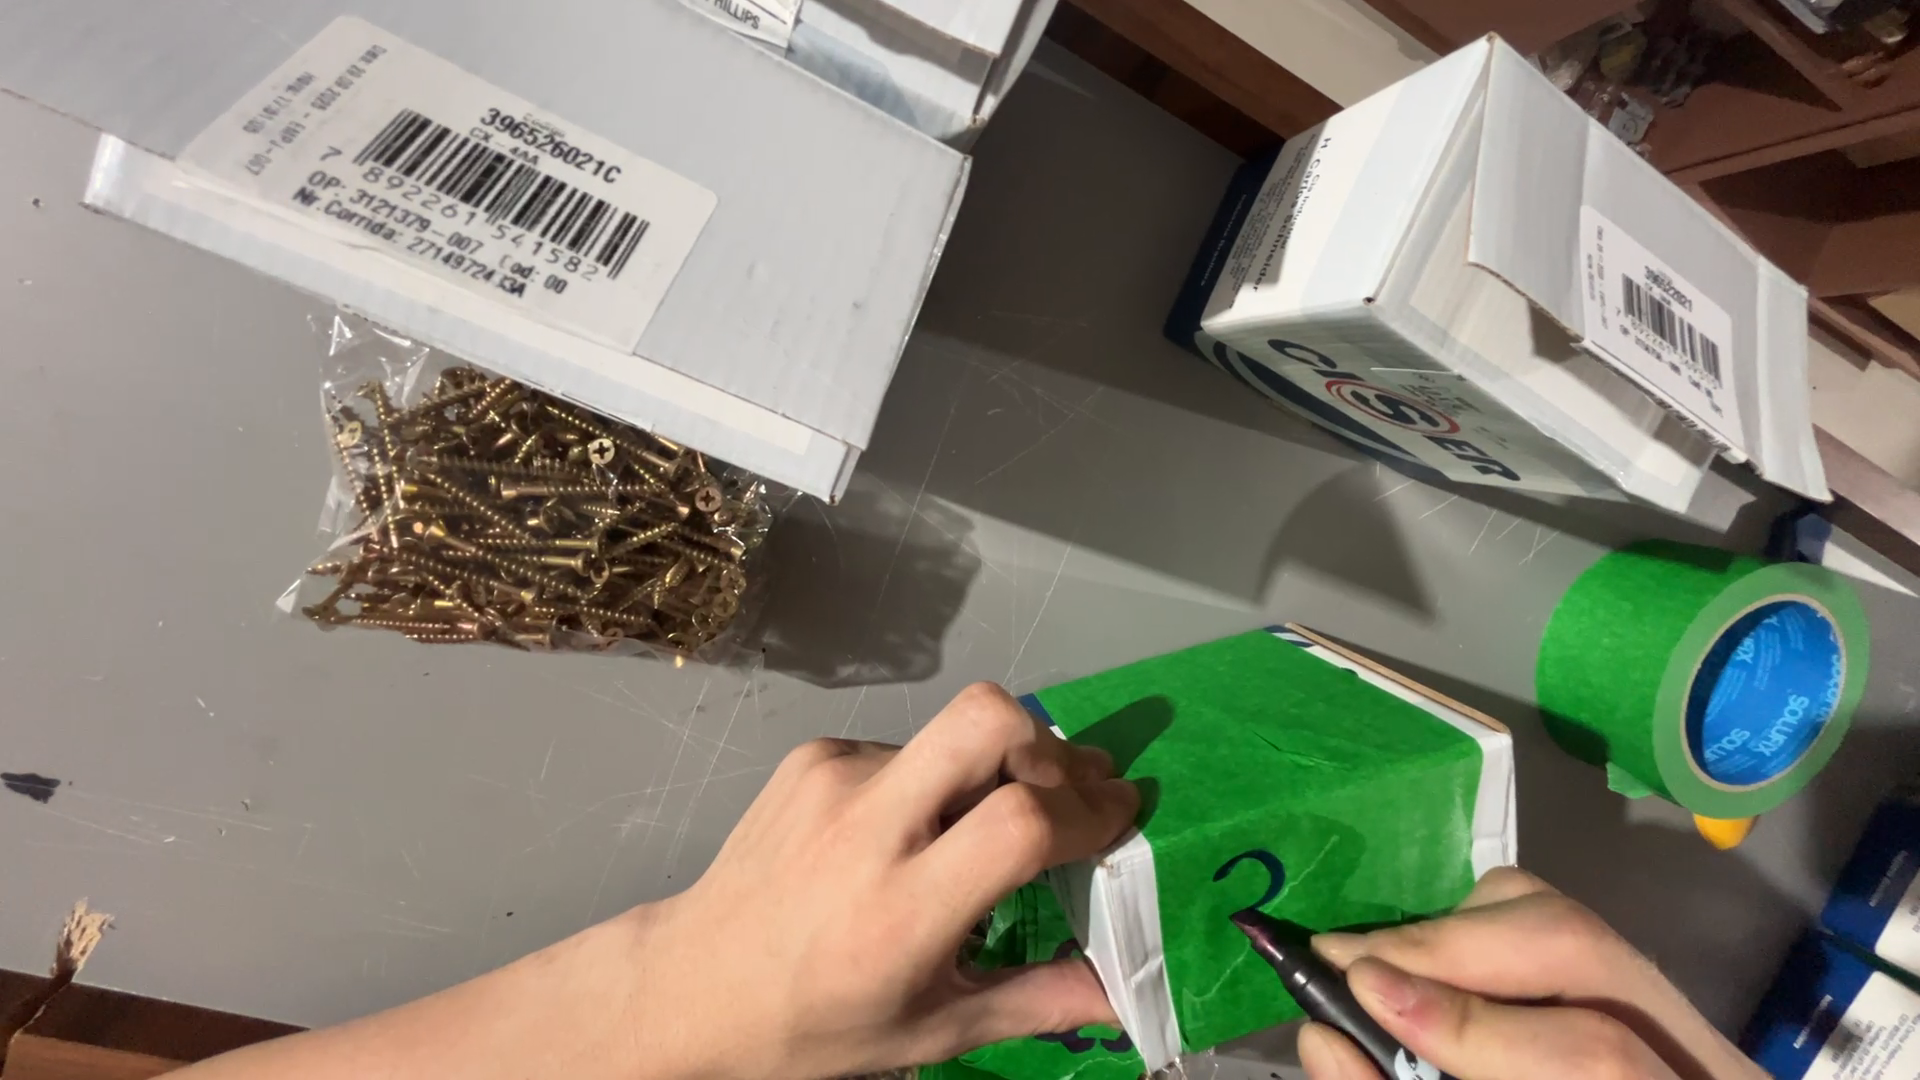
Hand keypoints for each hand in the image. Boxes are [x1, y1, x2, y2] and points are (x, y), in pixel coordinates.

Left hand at [646, 682, 1140, 1078]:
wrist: (692, 981)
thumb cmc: (816, 1025)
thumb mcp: (932, 1030)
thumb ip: (1037, 1001)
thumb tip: (1124, 989)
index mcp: (901, 908)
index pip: (1017, 822)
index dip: (1084, 811)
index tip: (1116, 816)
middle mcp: (867, 822)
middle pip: (983, 717)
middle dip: (1047, 741)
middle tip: (1066, 785)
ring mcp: (833, 773)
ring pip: (948, 730)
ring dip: (991, 766)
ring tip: (983, 817)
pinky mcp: (814, 752)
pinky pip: (905, 746)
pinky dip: (933, 777)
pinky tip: (911, 823)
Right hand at [1297, 869, 1764, 1079]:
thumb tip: (1321, 1039)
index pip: (1597, 1058)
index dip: (1468, 1021)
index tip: (1361, 991)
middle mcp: (1707, 1066)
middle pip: (1577, 946)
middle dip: (1439, 946)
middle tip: (1347, 964)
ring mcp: (1687, 1029)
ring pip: (1561, 917)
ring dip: (1444, 931)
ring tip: (1375, 964)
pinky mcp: (1642, 993)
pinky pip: (1546, 919)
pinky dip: (1467, 927)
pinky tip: (1431, 968)